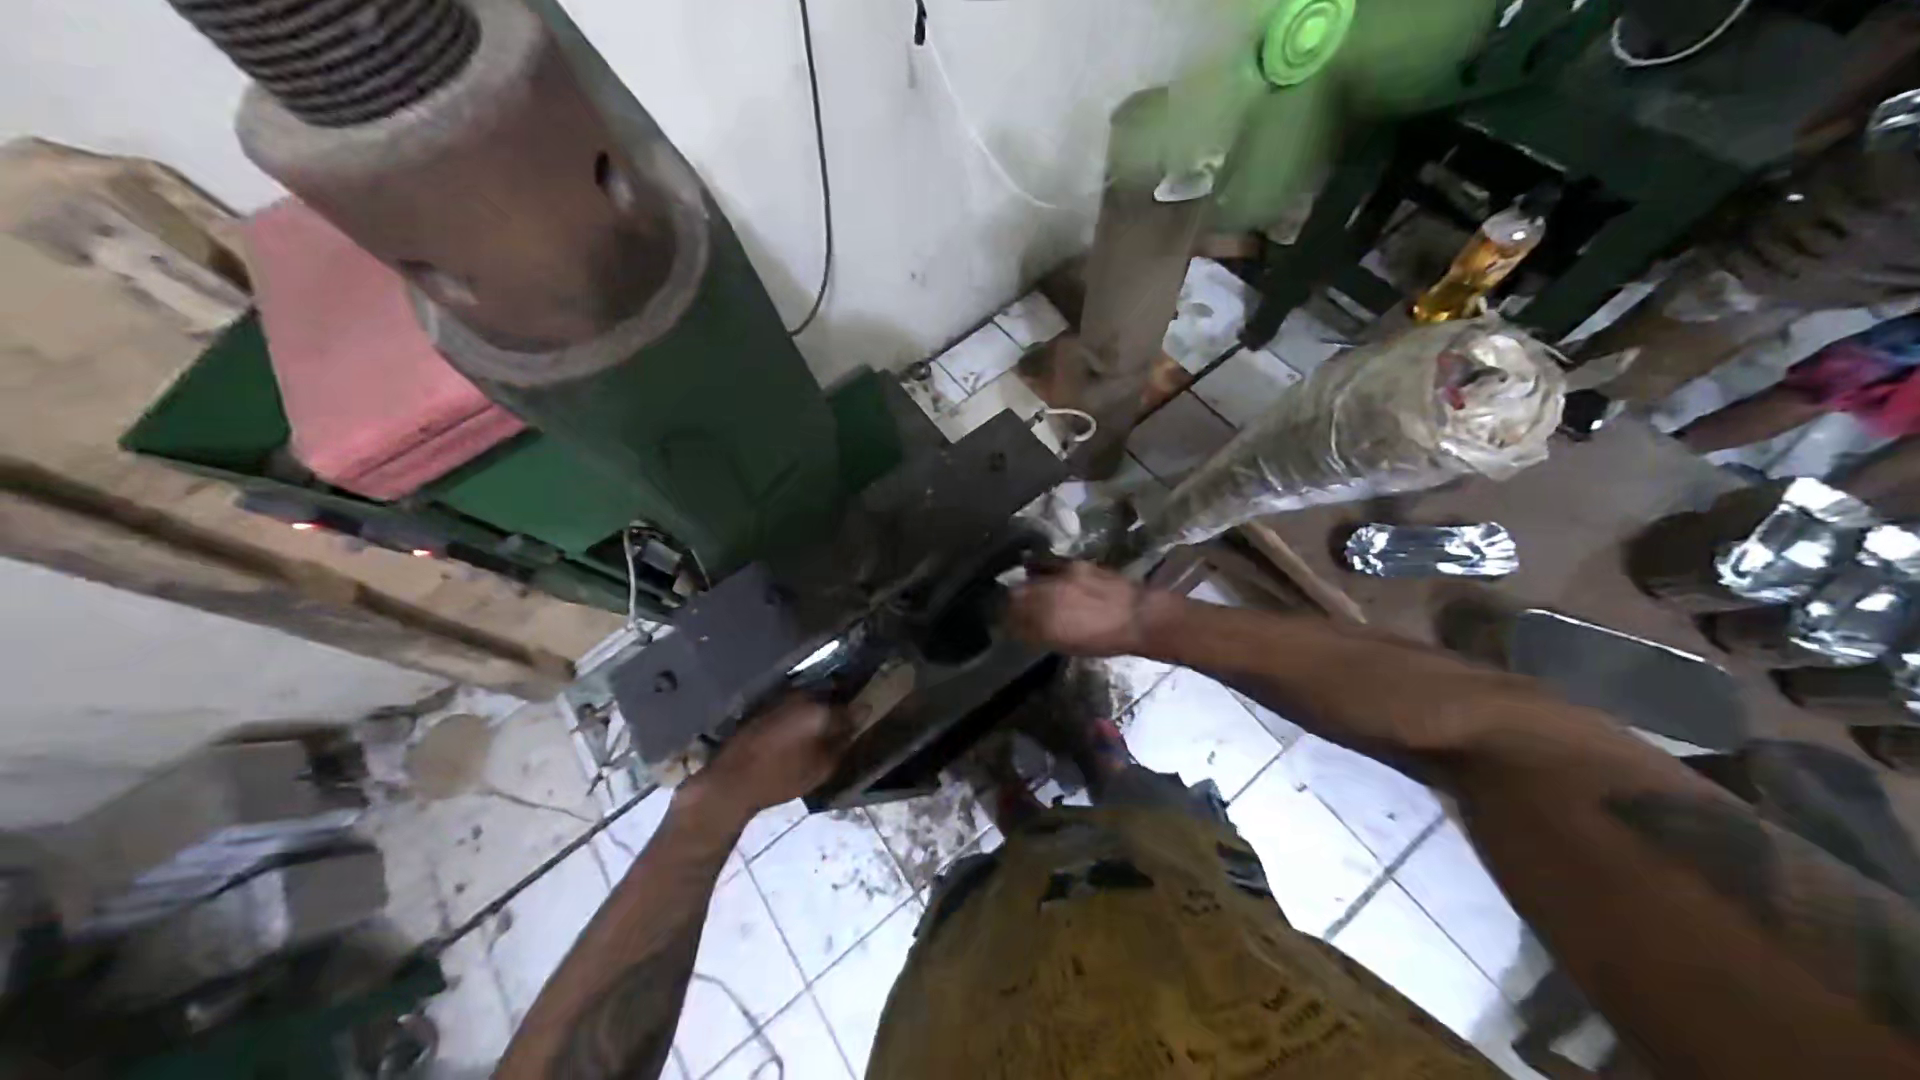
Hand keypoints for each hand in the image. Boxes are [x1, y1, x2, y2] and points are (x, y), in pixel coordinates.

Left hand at [680, 696, 851, 829]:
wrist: (730, 782)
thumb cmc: (780, 778)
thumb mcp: (821, 768)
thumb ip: (843, 742)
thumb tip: (858, 722)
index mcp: (820, 710)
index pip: (852, 706)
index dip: (861, 713)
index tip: (866, 719)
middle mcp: (802, 696)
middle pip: (830, 695)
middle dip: (839, 706)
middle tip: (844, 724)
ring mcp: (781, 698)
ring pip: (811, 697)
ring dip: (819, 707)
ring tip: (822, 728)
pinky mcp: (765, 706)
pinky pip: (793, 704)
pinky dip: (801, 712)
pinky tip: (799, 730)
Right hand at [1006, 561, 1164, 656]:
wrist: (1138, 617)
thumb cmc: (1106, 640)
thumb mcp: (1069, 645)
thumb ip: (1042, 635)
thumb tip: (1024, 629)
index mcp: (1046, 626)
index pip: (1013, 622)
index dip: (1008, 623)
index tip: (1008, 625)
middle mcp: (1047, 601)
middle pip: (1015, 598)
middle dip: (1010, 604)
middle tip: (1012, 609)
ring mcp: (1058, 581)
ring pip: (1027, 582)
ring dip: (1021, 587)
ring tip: (1022, 591)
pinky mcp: (1071, 566)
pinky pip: (1044, 565)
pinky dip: (1035, 568)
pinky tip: (1032, 569)